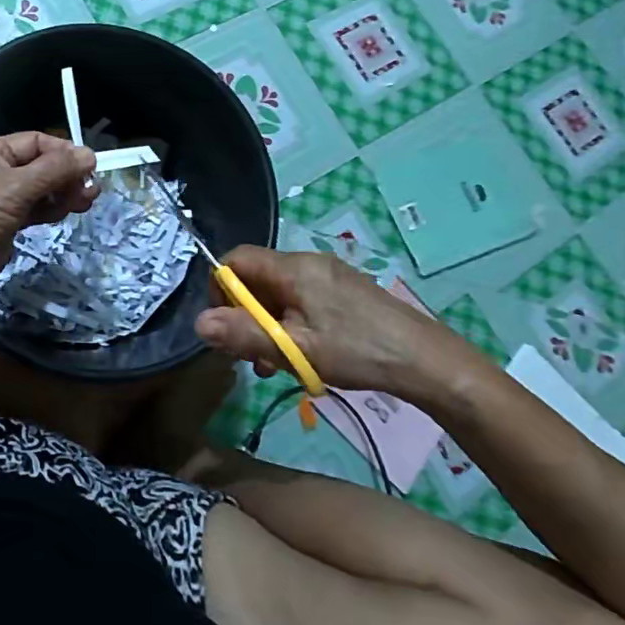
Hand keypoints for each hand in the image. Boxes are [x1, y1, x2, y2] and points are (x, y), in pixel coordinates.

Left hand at [0, 132, 98, 279]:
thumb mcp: (19, 187)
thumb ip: (56, 169)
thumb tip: (90, 155)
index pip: (36, 141)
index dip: (64, 152)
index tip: (89, 165)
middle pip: (44, 164)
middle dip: (69, 175)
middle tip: (91, 189)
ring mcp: (4, 194)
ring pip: (45, 186)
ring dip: (66, 193)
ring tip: (85, 202)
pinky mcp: (10, 217)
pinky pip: (39, 205)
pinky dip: (54, 207)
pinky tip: (69, 211)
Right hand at [193, 247, 470, 397]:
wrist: (425, 360)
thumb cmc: (357, 351)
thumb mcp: (296, 349)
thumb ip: (245, 335)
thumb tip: (199, 323)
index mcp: (294, 268)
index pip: (237, 258)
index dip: (220, 288)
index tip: (225, 325)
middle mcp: (309, 263)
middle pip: (257, 278)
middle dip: (246, 315)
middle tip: (253, 356)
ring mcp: (329, 276)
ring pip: (280, 293)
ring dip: (269, 326)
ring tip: (277, 365)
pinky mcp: (344, 292)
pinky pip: (302, 300)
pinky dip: (292, 325)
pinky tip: (304, 356)